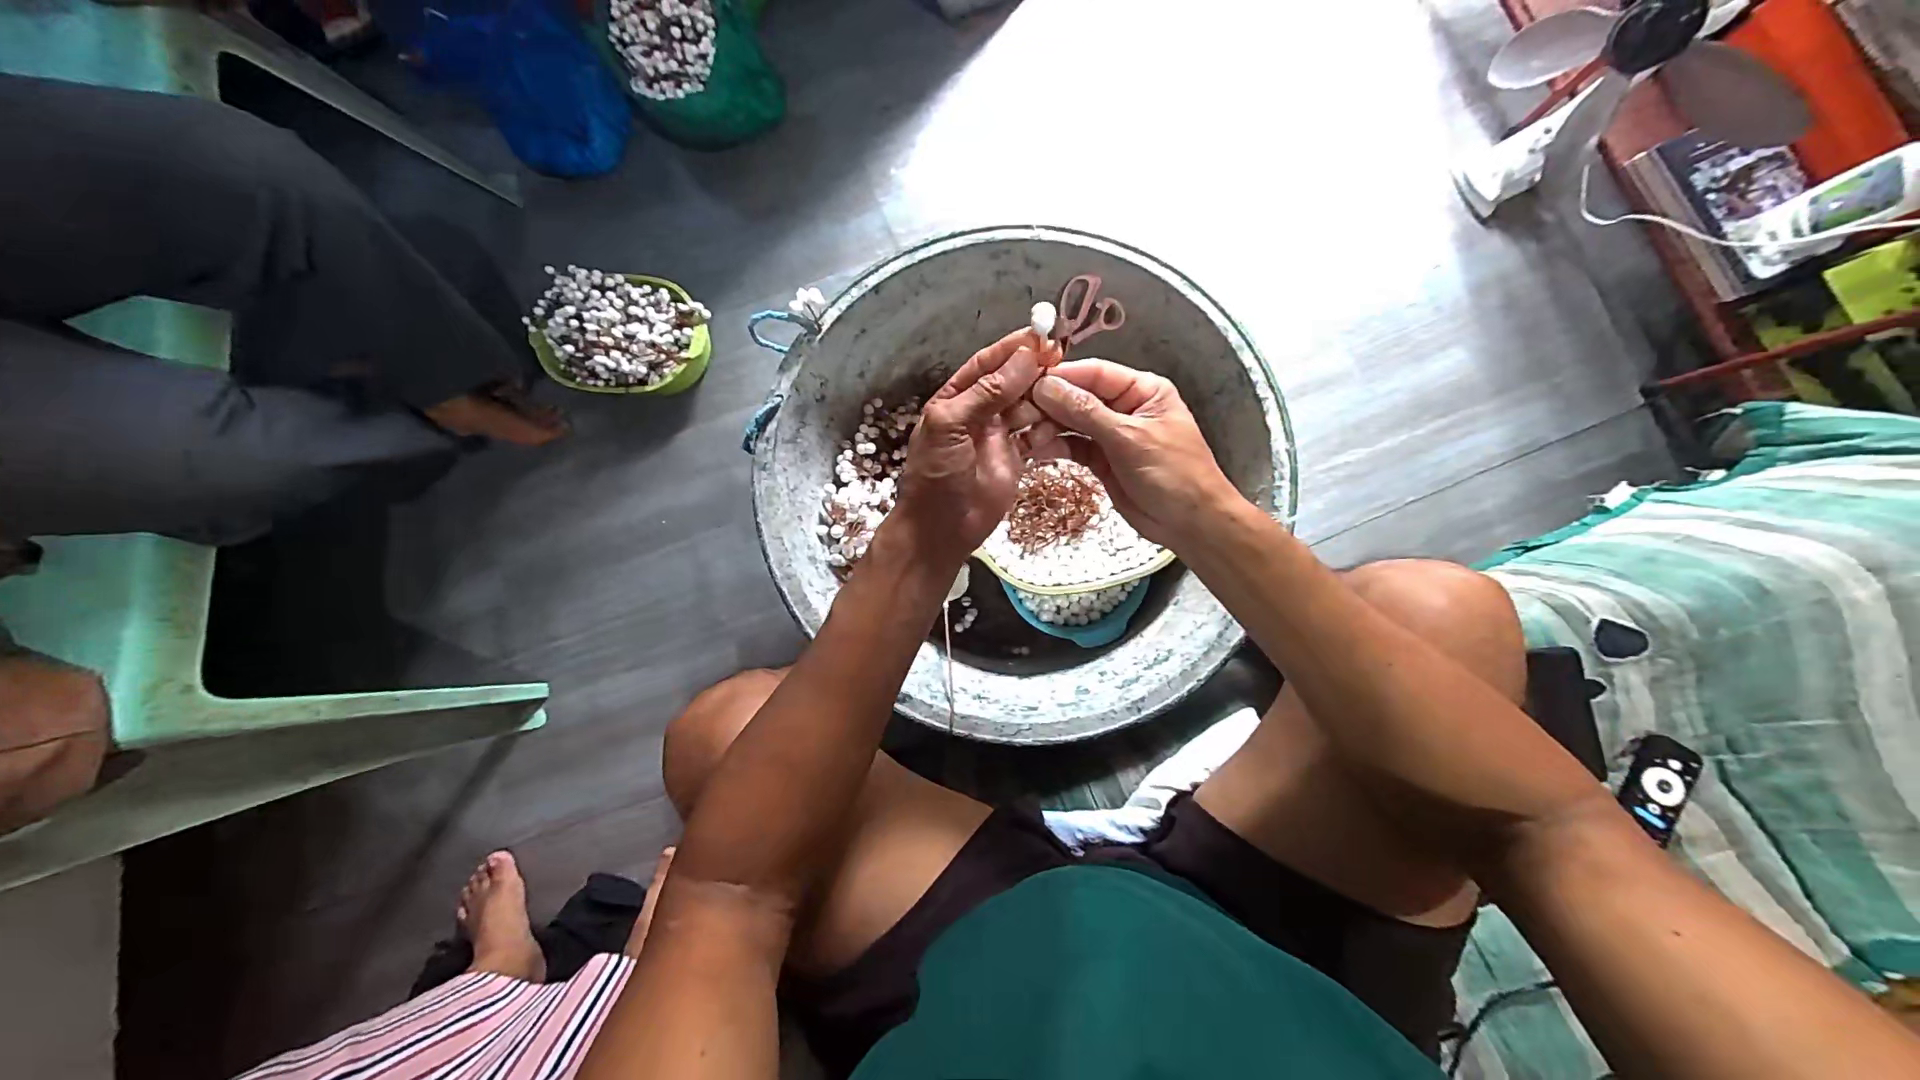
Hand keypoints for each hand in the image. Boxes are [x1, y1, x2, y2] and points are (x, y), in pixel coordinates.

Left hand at [891, 327, 1056, 561]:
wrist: (941, 529)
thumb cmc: (935, 475)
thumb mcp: (950, 425)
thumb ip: (986, 392)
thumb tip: (1024, 358)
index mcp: (956, 398)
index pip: (987, 364)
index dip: (1013, 348)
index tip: (1041, 335)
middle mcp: (979, 412)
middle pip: (1012, 382)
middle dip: (1035, 369)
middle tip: (1063, 358)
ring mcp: (999, 435)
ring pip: (1028, 406)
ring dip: (1046, 396)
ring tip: (1068, 387)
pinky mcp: (1017, 458)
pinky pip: (1038, 434)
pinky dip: (1050, 426)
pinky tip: (1065, 418)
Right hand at [1028, 360, 1242, 548]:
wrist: (1190, 524)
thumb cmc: (1173, 474)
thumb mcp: (1129, 438)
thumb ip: (1086, 412)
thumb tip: (1046, 387)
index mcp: (1142, 390)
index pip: (1095, 374)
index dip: (1061, 376)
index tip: (1028, 381)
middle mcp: (1124, 407)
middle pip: (1078, 397)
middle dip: (1049, 404)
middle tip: (1018, 411)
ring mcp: (1111, 435)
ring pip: (1071, 423)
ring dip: (1048, 427)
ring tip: (1023, 432)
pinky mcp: (1101, 460)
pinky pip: (1073, 447)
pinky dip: (1055, 448)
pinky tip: (1034, 449)